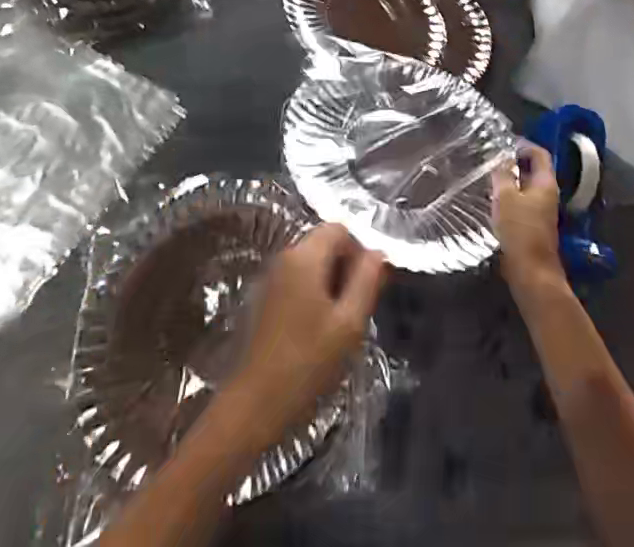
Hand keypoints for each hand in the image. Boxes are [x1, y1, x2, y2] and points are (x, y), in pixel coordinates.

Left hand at [225, 223, 385, 441]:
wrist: (254, 405)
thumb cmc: (308, 362)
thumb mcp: (350, 322)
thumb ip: (367, 280)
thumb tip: (378, 253)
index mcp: (304, 257)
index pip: (340, 228)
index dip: (360, 248)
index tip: (370, 283)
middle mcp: (284, 258)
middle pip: (325, 243)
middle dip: (347, 265)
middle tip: (359, 305)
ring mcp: (270, 278)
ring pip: (312, 263)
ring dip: (332, 282)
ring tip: (342, 320)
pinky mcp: (264, 299)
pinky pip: (298, 281)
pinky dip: (315, 294)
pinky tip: (320, 328)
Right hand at [492, 141, 564, 289]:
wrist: (530, 272)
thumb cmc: (520, 230)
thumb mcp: (506, 198)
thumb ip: (503, 175)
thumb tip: (500, 159)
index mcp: (546, 184)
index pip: (540, 154)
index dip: (524, 145)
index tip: (503, 143)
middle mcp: (547, 195)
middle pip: (532, 170)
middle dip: (513, 162)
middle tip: (490, 158)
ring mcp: (540, 211)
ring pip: (525, 188)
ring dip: (508, 180)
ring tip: (485, 175)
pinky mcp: (531, 226)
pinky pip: (520, 203)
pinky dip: (507, 197)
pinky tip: (490, 199)